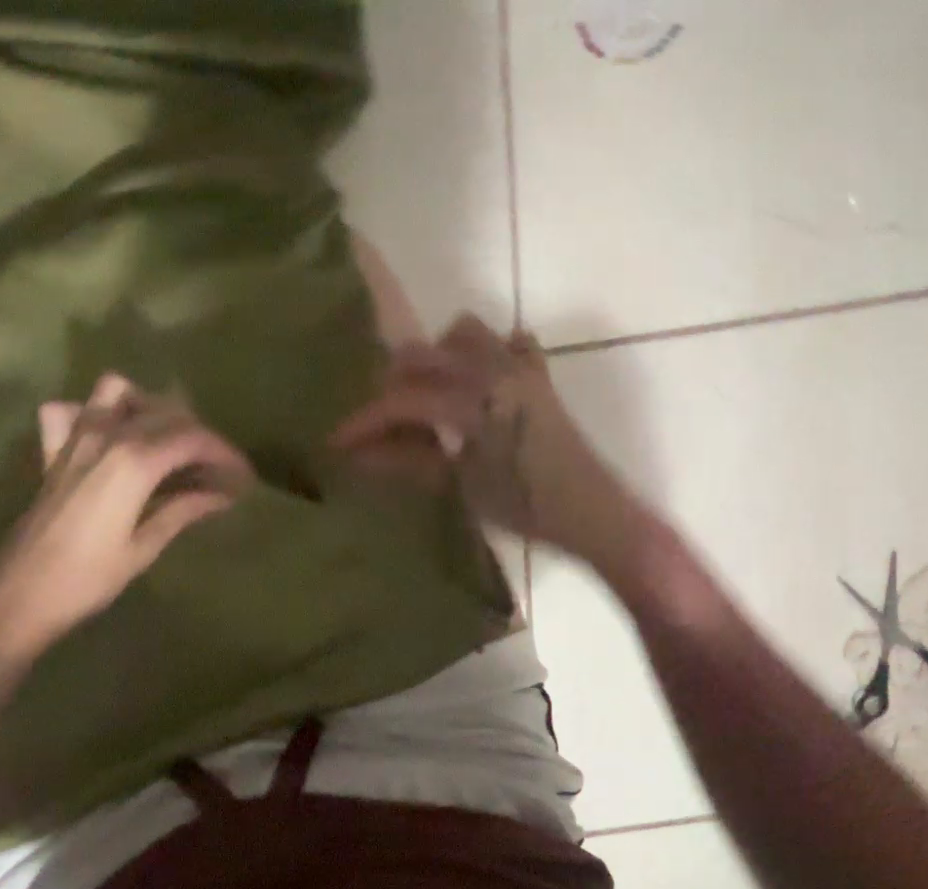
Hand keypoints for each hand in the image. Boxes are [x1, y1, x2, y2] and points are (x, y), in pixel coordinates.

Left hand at [0, 373, 250, 666]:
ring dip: (147, 406)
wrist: (21, 594)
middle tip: (216, 469)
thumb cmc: (87, 580)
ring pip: (116, 392)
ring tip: (166, 440)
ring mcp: (74, 439)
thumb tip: (223, 495)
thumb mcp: (143, 547)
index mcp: (133, 462)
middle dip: (197, 434)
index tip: (244, 476)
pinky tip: (106, 437)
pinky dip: (90, 414)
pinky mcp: (52, 453)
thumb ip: (182, 510)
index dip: (224, 452)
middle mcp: (105, 437)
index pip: (192, 438)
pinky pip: (68, 412)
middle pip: (163, 413)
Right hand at [330, 314, 638, 562]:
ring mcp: (522, 369)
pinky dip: (487, 354)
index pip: (404, 401)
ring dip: (435, 357)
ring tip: (422, 397)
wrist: (593, 514)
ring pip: (466, 334)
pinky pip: (511, 345)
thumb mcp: (458, 486)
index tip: (334, 442)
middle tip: (375, 423)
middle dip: (392, 384)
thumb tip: (354, 457)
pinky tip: (473, 386)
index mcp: (475, 398)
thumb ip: (406, 462)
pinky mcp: (540, 379)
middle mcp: (496, 370)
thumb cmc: (524, 507)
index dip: (364, 421)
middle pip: (425, 355)